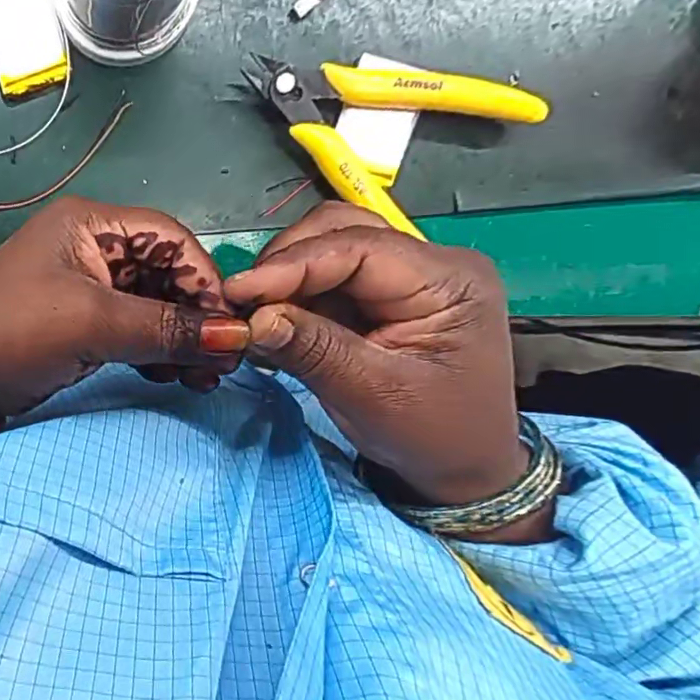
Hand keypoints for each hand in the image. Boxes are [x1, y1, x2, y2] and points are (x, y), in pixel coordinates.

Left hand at [0, 197, 249, 460]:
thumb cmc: (6, 337)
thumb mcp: (89, 326)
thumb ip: (164, 328)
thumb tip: (235, 336)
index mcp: (88, 225)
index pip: (171, 240)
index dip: (206, 281)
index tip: (231, 327)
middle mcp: (90, 250)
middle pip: (165, 274)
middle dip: (196, 316)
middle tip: (222, 361)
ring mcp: (84, 290)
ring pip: (151, 306)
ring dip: (179, 339)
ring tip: (201, 376)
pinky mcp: (78, 326)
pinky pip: (131, 331)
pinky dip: (154, 352)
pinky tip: (171, 375)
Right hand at [223, 202, 541, 532]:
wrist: (462, 467)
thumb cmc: (432, 435)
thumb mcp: (371, 395)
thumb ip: (313, 350)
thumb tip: (253, 320)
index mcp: (447, 280)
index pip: (358, 248)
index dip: (291, 265)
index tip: (237, 292)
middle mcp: (428, 265)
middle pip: (342, 231)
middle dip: (285, 263)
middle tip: (243, 305)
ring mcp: (402, 280)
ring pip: (329, 251)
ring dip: (284, 280)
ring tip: (253, 316)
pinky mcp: (378, 301)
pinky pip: (325, 284)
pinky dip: (291, 299)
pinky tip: (271, 324)